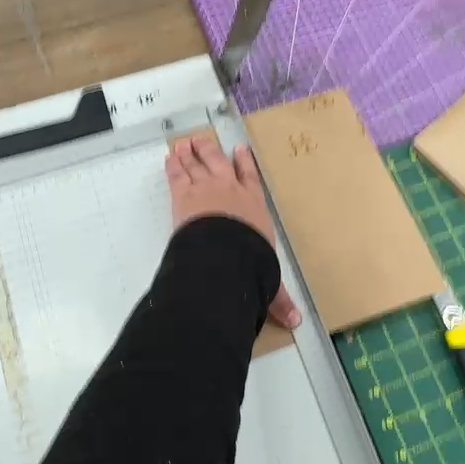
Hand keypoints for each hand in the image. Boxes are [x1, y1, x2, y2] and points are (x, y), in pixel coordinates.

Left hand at [166, 136, 302, 330]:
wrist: (224, 253)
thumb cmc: (249, 259)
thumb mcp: (268, 279)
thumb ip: (278, 299)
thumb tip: (296, 323)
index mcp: (253, 205)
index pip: (250, 179)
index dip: (245, 163)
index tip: (240, 150)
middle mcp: (231, 190)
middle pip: (219, 163)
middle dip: (210, 151)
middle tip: (201, 140)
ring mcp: (205, 188)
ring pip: (197, 164)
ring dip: (189, 153)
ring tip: (183, 143)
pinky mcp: (183, 195)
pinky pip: (177, 175)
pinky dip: (173, 166)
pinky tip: (169, 159)